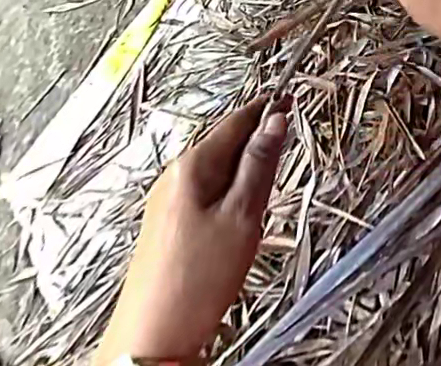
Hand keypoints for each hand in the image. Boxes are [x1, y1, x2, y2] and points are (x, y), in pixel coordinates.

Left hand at [94, 97, 287, 365]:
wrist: (150, 343)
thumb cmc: (197, 281)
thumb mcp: (243, 215)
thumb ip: (261, 163)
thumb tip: (276, 119)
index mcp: (192, 166)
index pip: (237, 120)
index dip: (267, 107)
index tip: (290, 97)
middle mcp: (174, 177)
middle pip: (226, 142)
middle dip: (257, 138)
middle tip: (287, 140)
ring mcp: (167, 202)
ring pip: (217, 168)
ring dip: (245, 166)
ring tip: (269, 181)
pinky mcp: (167, 225)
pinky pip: (206, 190)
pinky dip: (230, 189)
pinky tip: (241, 210)